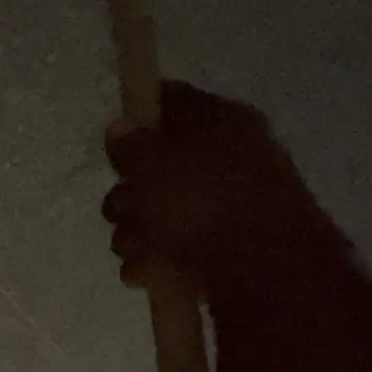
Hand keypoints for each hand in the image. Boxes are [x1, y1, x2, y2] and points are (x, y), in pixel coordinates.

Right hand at [102, 82, 323, 294]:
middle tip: (132, 206)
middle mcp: (215, 162)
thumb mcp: (158, 164)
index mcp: (217, 126)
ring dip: (132, 235)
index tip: (114, 138)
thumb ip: (133, 145)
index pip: (171, 103)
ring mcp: (208, 208)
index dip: (139, 116)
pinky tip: (157, 268)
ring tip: (149, 246)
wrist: (256, 267)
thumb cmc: (206, 205)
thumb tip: (118, 124)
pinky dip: (148, 262)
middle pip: (143, 172)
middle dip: (125, 196)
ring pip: (140, 218)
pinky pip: (152, 251)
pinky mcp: (198, 249)